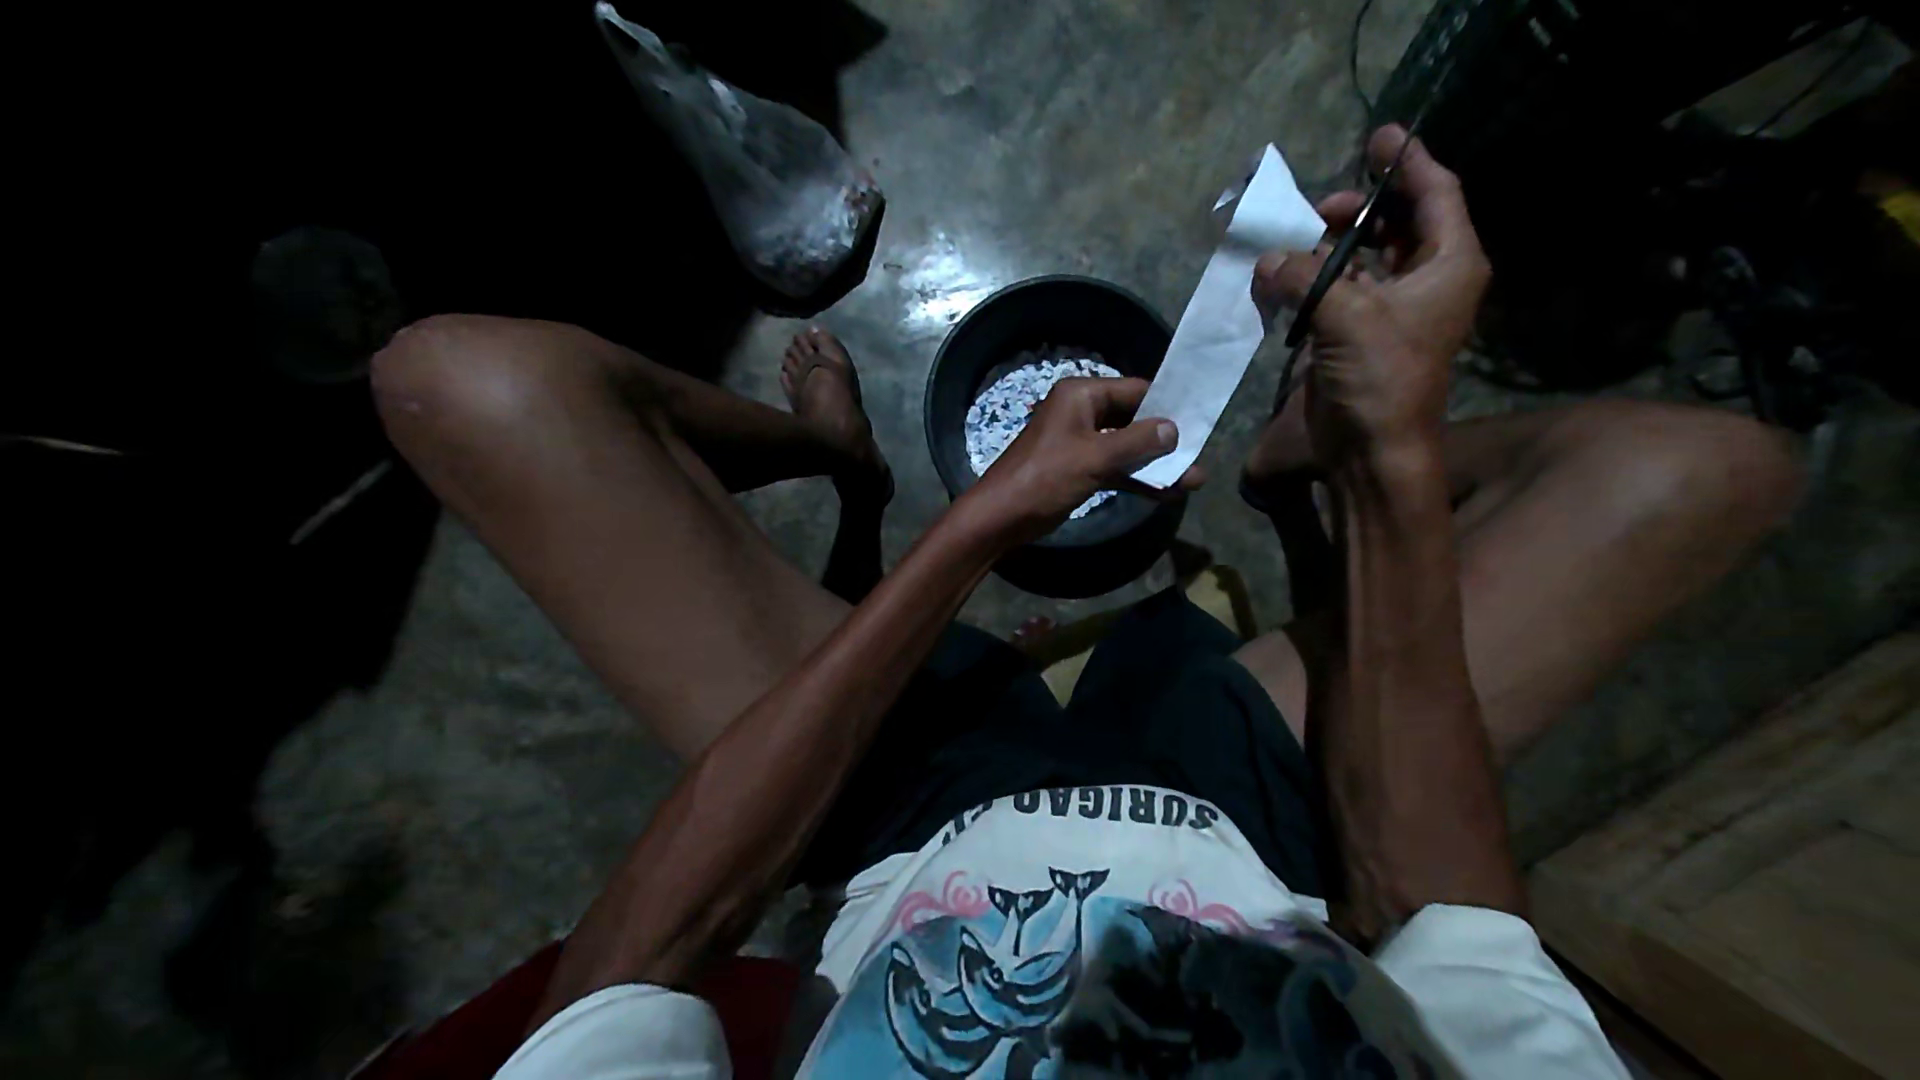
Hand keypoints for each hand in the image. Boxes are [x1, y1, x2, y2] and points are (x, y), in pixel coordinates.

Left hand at [959, 376, 1201, 544]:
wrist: (1002, 516)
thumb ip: (1137, 442)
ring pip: (1127, 447)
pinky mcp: (1079, 468)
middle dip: (1165, 441)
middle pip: (1134, 419)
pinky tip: (1166, 493)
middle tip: (1198, 457)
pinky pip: (1115, 467)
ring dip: (1155, 464)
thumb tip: (1174, 429)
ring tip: (1192, 481)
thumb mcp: (1094, 457)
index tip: (1199, 421)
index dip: (1167, 405)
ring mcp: (1080, 442)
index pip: (1135, 390)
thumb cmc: (1044, 478)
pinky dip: (1137, 478)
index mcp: (1081, 396)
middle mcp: (1081, 412)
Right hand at [1253, 125, 1489, 468]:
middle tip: (1316, 209)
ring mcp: (1389, 309)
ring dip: (1330, 245)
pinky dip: (1312, 280)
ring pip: (1363, 257)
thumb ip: (1306, 278)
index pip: (1435, 195)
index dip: (1408, 163)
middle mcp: (1425, 280)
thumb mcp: (1347, 317)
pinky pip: (1336, 290)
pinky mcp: (1356, 334)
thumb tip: (1268, 259)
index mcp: (1448, 264)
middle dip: (1357, 209)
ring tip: (1294, 238)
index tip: (1377, 137)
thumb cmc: (1380, 377)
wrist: (1371, 447)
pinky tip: (1285, 275)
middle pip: (1397, 222)